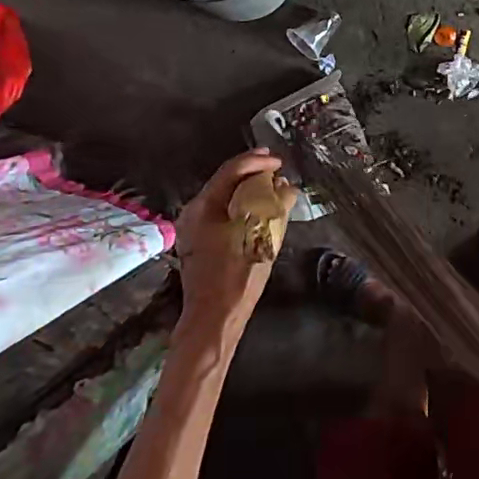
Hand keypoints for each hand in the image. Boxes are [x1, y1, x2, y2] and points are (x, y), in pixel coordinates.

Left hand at [173, 150, 287, 338]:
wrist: (214, 318)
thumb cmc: (238, 277)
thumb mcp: (263, 238)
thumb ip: (275, 207)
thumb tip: (286, 186)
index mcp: (203, 207)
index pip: (231, 171)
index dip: (257, 161)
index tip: (279, 162)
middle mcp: (193, 211)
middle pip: (224, 181)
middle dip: (252, 173)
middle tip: (277, 170)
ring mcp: (192, 227)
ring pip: (222, 197)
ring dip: (247, 190)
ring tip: (272, 188)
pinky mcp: (198, 241)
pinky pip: (220, 213)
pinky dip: (240, 206)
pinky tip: (257, 209)